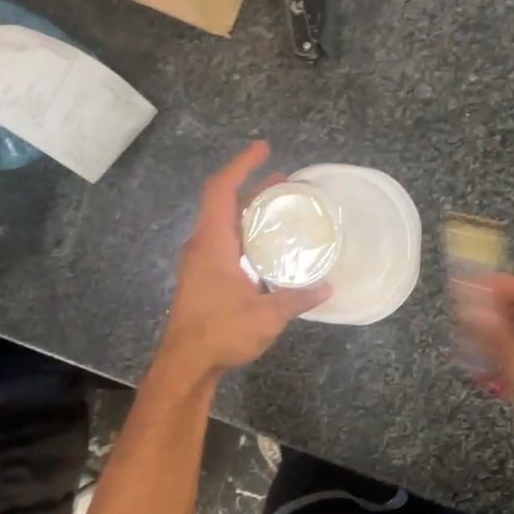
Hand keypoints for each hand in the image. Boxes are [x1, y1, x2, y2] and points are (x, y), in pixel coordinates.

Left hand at [158, 141, 330, 378]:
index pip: (222, 189)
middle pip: (225, 205)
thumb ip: (296, 298)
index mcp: (212, 243)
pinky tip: (269, 251)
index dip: (242, 165)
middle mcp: (203, 247)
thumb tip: (327, 287)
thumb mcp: (266, 315)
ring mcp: (200, 265)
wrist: (186, 364)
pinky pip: (226, 247)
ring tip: (281, 212)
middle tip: (285, 183)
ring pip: (226, 227)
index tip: (264, 149)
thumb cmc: (221, 332)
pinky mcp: (204, 282)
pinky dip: (247, 238)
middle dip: (253, 189)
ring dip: (251, 215)